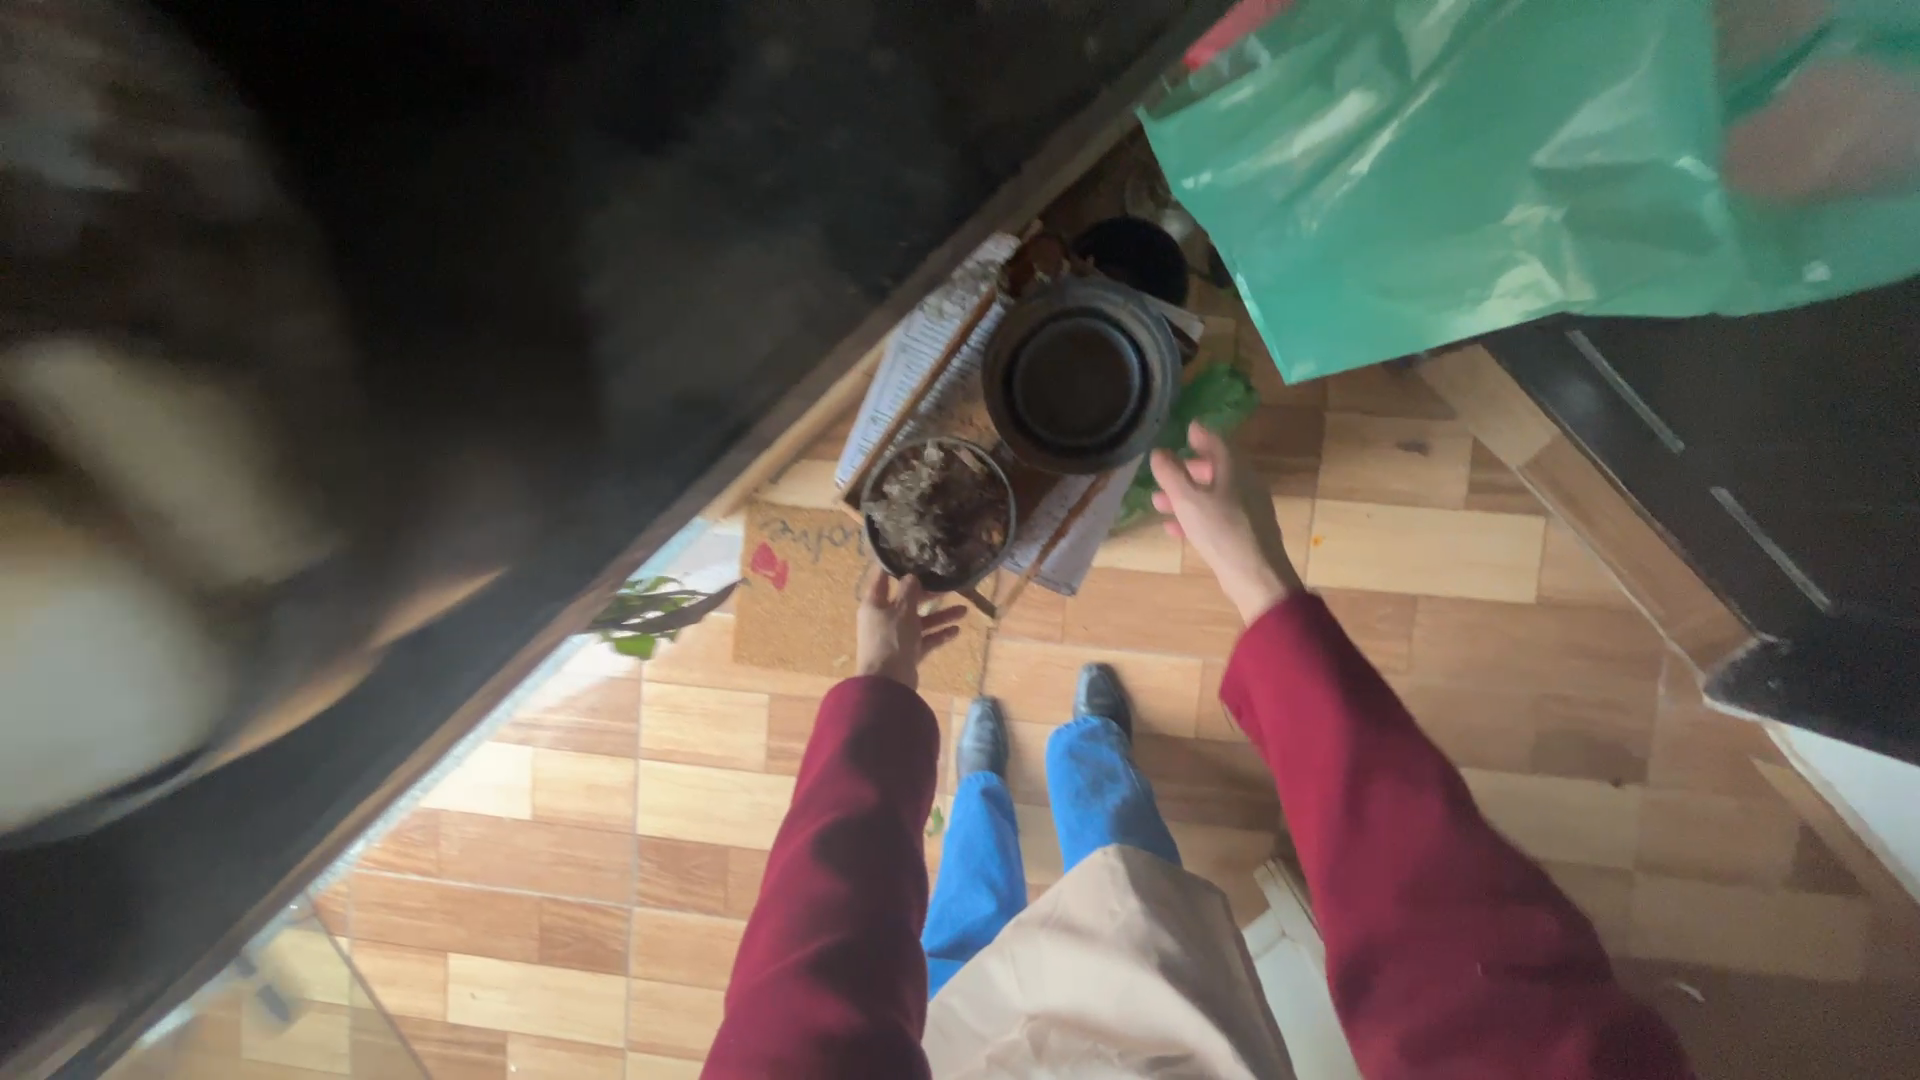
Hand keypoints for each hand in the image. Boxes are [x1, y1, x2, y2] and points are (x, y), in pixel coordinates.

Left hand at [856, 573, 967, 690]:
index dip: (895, 566)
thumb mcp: (902, 610)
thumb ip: (908, 591)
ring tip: (964, 610)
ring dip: (941, 615)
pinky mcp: (907, 653)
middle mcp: (883, 618)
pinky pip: (925, 639)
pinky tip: (957, 630)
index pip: (882, 579)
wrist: (887, 682)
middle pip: (907, 601)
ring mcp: (896, 636)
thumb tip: (911, 576)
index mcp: (874, 604)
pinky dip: (939, 634)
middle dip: (929, 594)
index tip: (911, 555)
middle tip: (949, 584)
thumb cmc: (891, 638)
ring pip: (920, 621)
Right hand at [1150, 421, 1302, 623]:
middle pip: (1216, 468)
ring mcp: (1247, 510)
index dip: (1201, 435)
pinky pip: (1216, 516)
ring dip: (1186, 495)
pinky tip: (1174, 528)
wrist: (1256, 576)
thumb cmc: (1221, 531)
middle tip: (1167, 468)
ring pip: (1213, 494)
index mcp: (1235, 470)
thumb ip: (1171, 474)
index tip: (1187, 430)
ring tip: (1159, 502)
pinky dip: (1195, 516)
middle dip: (1188, 469)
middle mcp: (1245, 484)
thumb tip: (1159, 452)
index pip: (1218, 442)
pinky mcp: (1244, 532)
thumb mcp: (1188, 500)